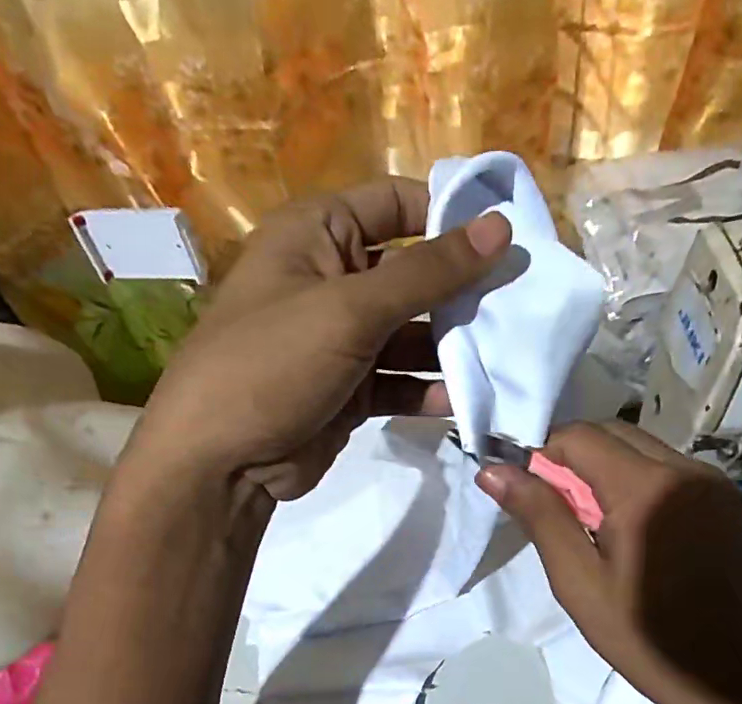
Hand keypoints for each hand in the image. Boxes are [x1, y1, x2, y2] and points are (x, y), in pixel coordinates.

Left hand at [132, 178, 510, 500]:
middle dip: (461, 289)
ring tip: (504, 356)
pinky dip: (430, 390)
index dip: (449, 215)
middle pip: (412, 273)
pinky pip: (402, 380)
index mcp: (317, 235)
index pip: (395, 204)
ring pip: (412, 333)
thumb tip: (498, 227)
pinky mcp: (351, 390)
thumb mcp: (351, 309)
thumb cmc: (273, 363)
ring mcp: (342, 340)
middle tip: (520, 304)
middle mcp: (331, 280)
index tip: (507, 239)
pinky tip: (467, 400)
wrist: (221, 461)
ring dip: (452, 346)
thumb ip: (428, 271)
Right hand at [476, 422, 741, 703]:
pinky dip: (635, 478)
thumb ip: (539, 515)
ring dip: (604, 466)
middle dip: (573, 456)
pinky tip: (627, 523)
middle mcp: (685, 470)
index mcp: (647, 489)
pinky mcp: (723, 497)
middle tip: (555, 506)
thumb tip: (493, 470)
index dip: (543, 453)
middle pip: (612, 432)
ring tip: (590, 519)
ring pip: (640, 445)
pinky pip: (667, 466)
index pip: (580, 436)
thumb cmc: (641, 637)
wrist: (724, 676)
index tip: (526, 488)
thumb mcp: (578, 581)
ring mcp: (711, 481)